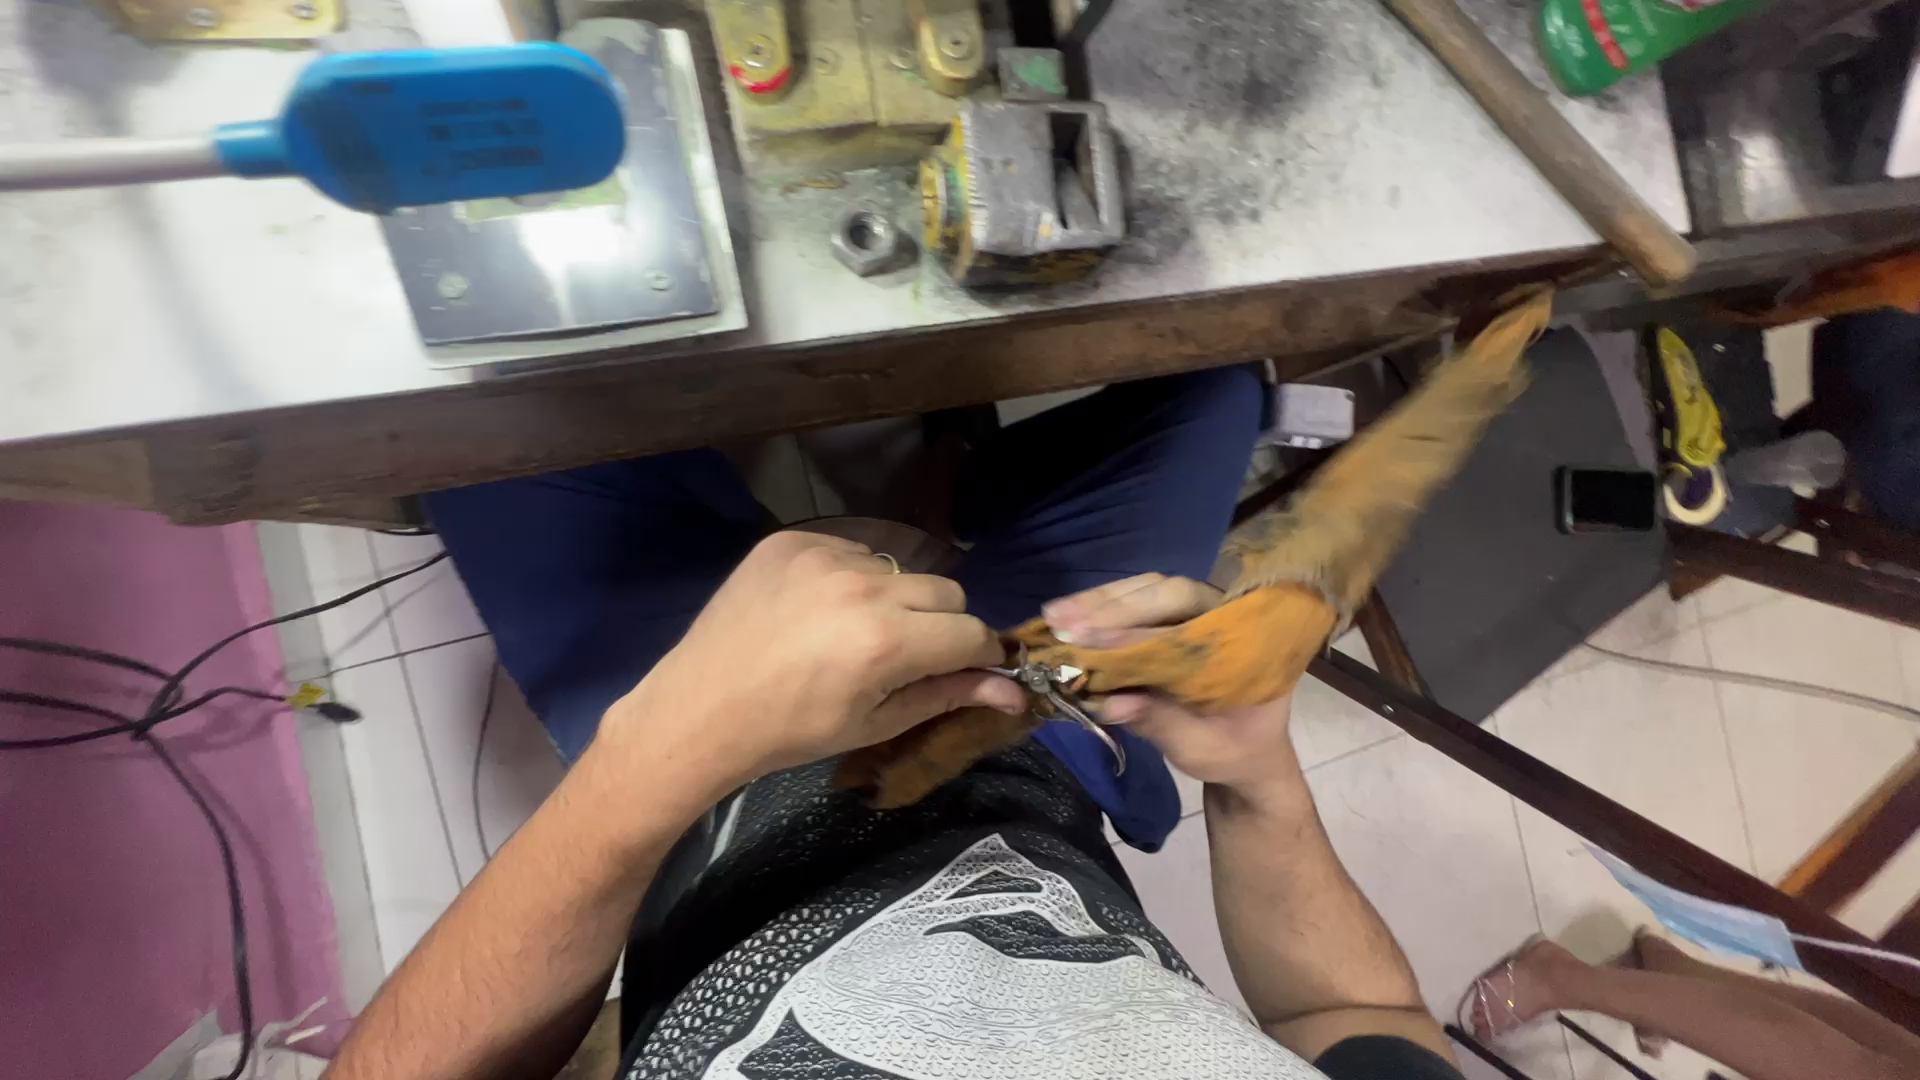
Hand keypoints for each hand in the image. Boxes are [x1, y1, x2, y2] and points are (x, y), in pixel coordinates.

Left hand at [605, 531, 1024, 792]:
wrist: (700, 708)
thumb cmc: (791, 730)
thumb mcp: (874, 723)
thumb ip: (948, 696)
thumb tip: (1014, 694)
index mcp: (887, 642)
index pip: (972, 632)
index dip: (977, 654)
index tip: (965, 667)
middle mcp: (864, 587)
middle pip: (946, 591)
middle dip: (940, 625)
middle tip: (902, 654)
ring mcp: (825, 555)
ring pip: (899, 568)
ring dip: (893, 598)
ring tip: (849, 631)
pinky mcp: (794, 539)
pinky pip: (854, 549)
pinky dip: (850, 578)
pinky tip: (817, 609)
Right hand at [1043, 573, 1297, 792]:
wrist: (1245, 750)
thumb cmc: (1230, 749)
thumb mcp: (1201, 748)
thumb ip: (1161, 723)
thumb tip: (1110, 704)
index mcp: (1247, 645)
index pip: (1186, 630)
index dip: (1134, 636)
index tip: (1088, 642)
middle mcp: (1223, 612)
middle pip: (1167, 593)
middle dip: (1112, 608)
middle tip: (1064, 623)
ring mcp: (1196, 606)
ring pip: (1145, 588)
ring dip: (1097, 601)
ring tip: (1054, 615)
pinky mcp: (1168, 612)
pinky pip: (1133, 598)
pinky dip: (1096, 605)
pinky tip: (1062, 614)